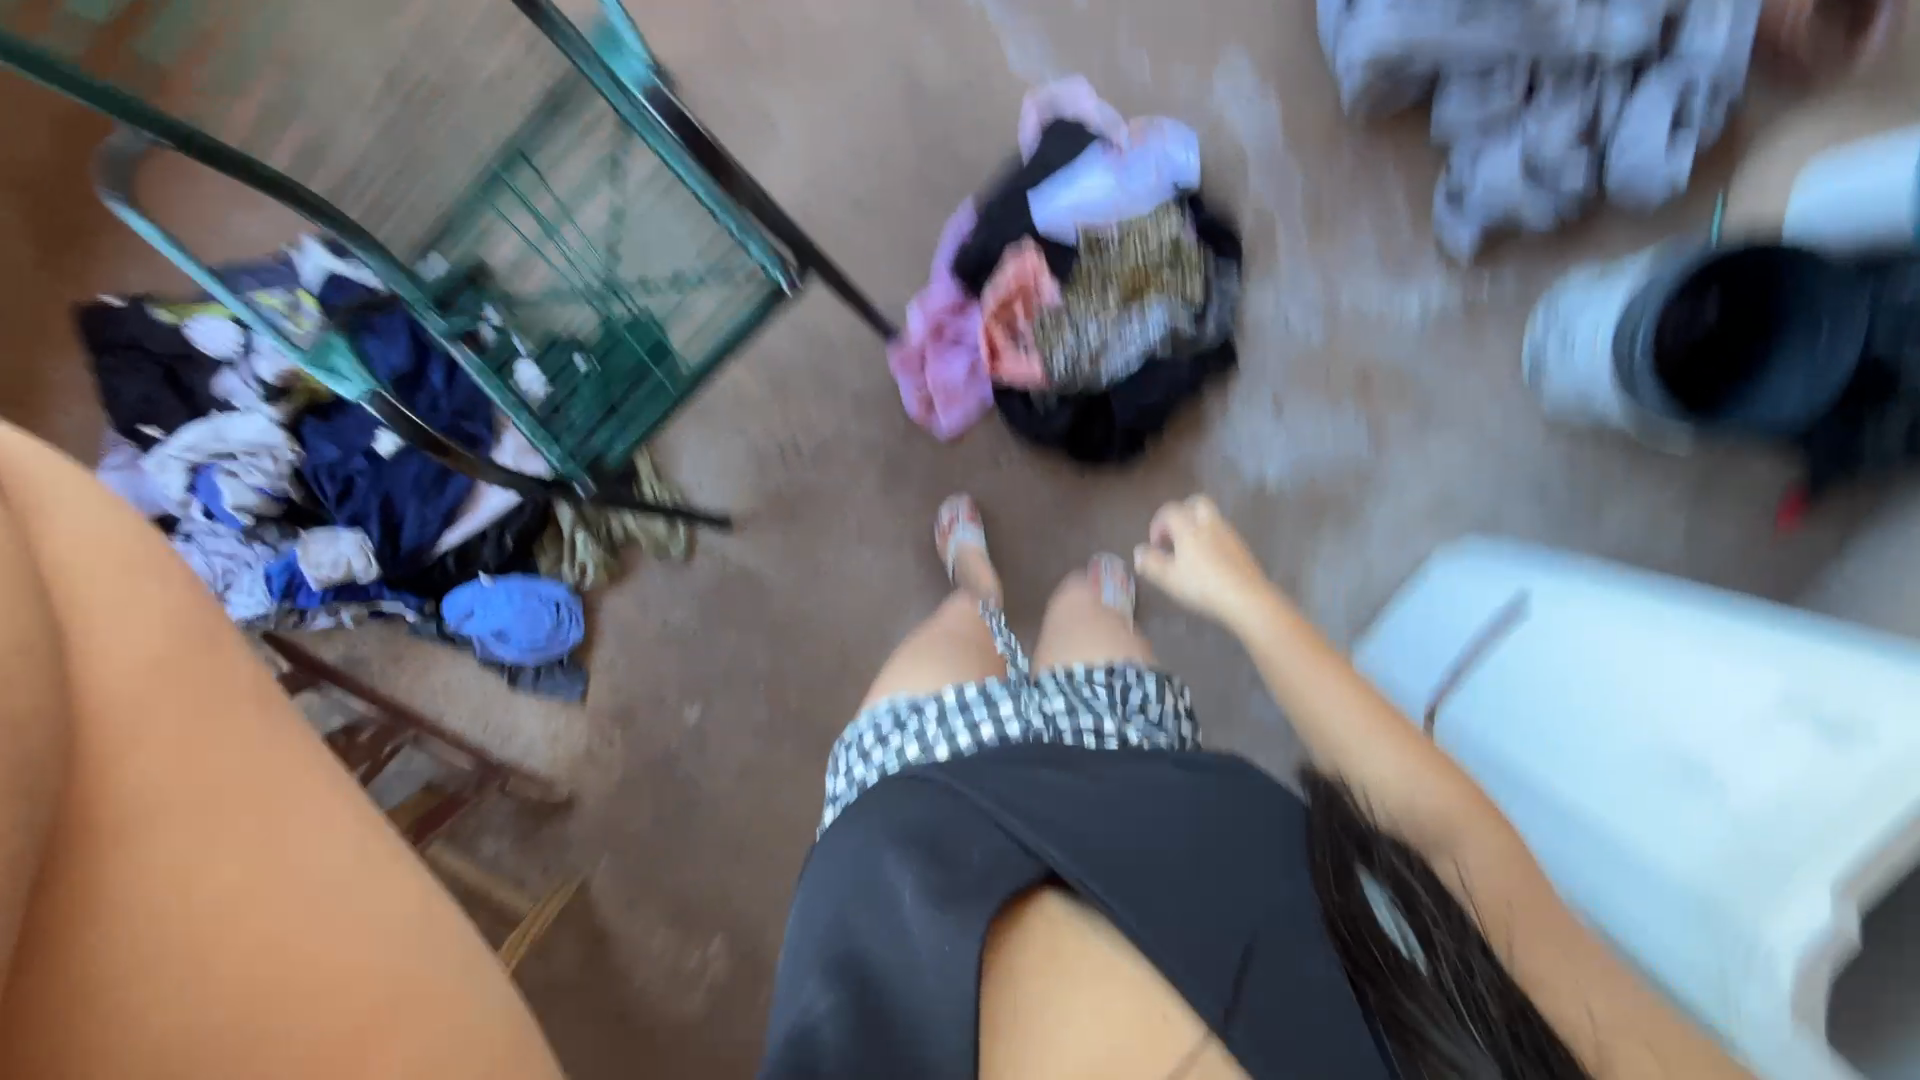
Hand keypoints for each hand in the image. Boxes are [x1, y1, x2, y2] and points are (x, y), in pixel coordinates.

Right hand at [1134, 495, 1277, 629]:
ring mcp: (1228, 533)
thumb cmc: (1202, 586)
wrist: (1246, 597)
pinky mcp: (1241, 546)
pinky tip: (1208, 559)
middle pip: (1196, 502)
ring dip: (1197, 525)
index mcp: (1188, 528)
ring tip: (1189, 549)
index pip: (1170, 511)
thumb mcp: (1169, 579)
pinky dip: (1211, 537)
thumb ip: (1151, 562)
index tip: (1155, 544)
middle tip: (1174, 534)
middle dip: (1182, 512)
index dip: (1158, 523)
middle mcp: (1209, 524)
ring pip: (1211, 516)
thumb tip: (1139, 551)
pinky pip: (1222, 531)